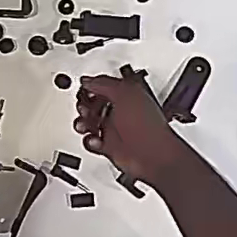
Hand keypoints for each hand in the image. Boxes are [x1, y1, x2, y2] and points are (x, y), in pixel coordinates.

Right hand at [73, 72, 198, 188]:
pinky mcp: (110, 146)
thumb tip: (87, 80)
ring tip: (85, 126)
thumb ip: (103, 84)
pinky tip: (95, 140)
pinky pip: (92, 142)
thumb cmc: (147, 125)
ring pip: (90, 123)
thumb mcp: (124, 94)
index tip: (83, 89)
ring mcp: (115, 129)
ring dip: (83, 124)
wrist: (154, 156)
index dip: (91, 87)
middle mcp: (121, 111)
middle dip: (84, 106)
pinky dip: (90, 141)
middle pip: (94, 105)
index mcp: (127, 95)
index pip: (104, 86)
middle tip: (84, 109)